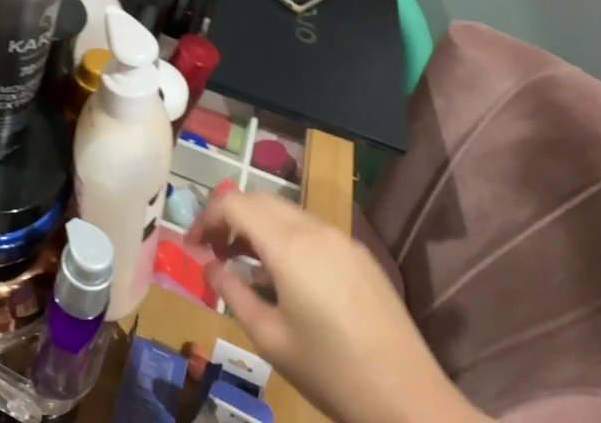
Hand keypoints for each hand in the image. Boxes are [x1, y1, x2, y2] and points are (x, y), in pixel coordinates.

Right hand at [186, 191, 491, 422]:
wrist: (408, 399)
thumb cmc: (329, 371)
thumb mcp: (268, 337)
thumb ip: (232, 292)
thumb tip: (210, 265)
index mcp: (289, 245)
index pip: (235, 204)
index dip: (206, 217)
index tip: (191, 246)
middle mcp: (316, 229)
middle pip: (261, 201)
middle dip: (230, 218)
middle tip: (211, 251)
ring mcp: (343, 240)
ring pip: (287, 214)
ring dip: (258, 227)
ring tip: (242, 265)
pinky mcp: (361, 257)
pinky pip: (312, 231)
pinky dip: (286, 239)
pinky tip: (283, 278)